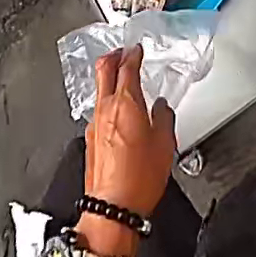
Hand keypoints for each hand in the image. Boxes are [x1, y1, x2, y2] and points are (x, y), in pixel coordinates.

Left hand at [84, 45, 177, 217]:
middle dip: (113, 56)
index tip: (136, 49)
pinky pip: (98, 109)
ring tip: (120, 79)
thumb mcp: (165, 144)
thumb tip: (162, 107)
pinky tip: (117, 112)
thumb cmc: (139, 178)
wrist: (113, 206)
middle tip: (122, 52)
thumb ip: (164, 118)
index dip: (132, 54)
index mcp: (126, 102)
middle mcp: (106, 107)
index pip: (127, 67)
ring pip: (99, 89)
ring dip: (109, 78)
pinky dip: (107, 102)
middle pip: (104, 69)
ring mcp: (95, 122)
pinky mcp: (90, 137)